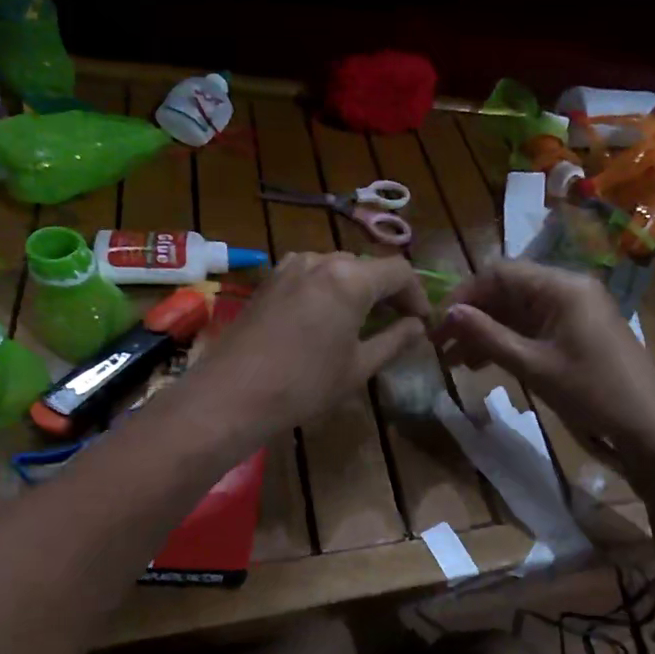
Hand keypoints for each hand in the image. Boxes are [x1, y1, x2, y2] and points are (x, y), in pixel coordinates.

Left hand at [184, 253, 428, 438]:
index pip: (398, 270)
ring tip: (360, 323)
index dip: (416, 294)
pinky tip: (324, 321)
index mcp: (349, 277)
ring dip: (354, 290)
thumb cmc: (304, 384)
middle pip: (365, 266)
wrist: (233, 393)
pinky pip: (308, 277)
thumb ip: (394, 340)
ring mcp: (288, 267)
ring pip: (335, 269)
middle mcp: (319, 260)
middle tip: (395, 323)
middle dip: (385, 292)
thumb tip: (417, 326)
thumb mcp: (358, 367)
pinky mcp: (267, 282)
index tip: (421, 322)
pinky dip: (325, 292)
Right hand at [432, 261, 654, 457]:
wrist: (648, 425)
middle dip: (471, 316)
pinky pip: (530, 327)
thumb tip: (448, 313)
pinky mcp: (574, 332)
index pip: (498, 273)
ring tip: (455, 362)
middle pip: (505, 291)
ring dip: (483, 332)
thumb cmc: (591, 392)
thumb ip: (488, 336)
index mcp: (561, 287)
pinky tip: (481, 363)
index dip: (463, 296)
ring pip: (515, 311)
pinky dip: (504, 342)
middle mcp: (566, 289)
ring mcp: (572, 311)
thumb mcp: (532, 365)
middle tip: (440, 346)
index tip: (438, 326)